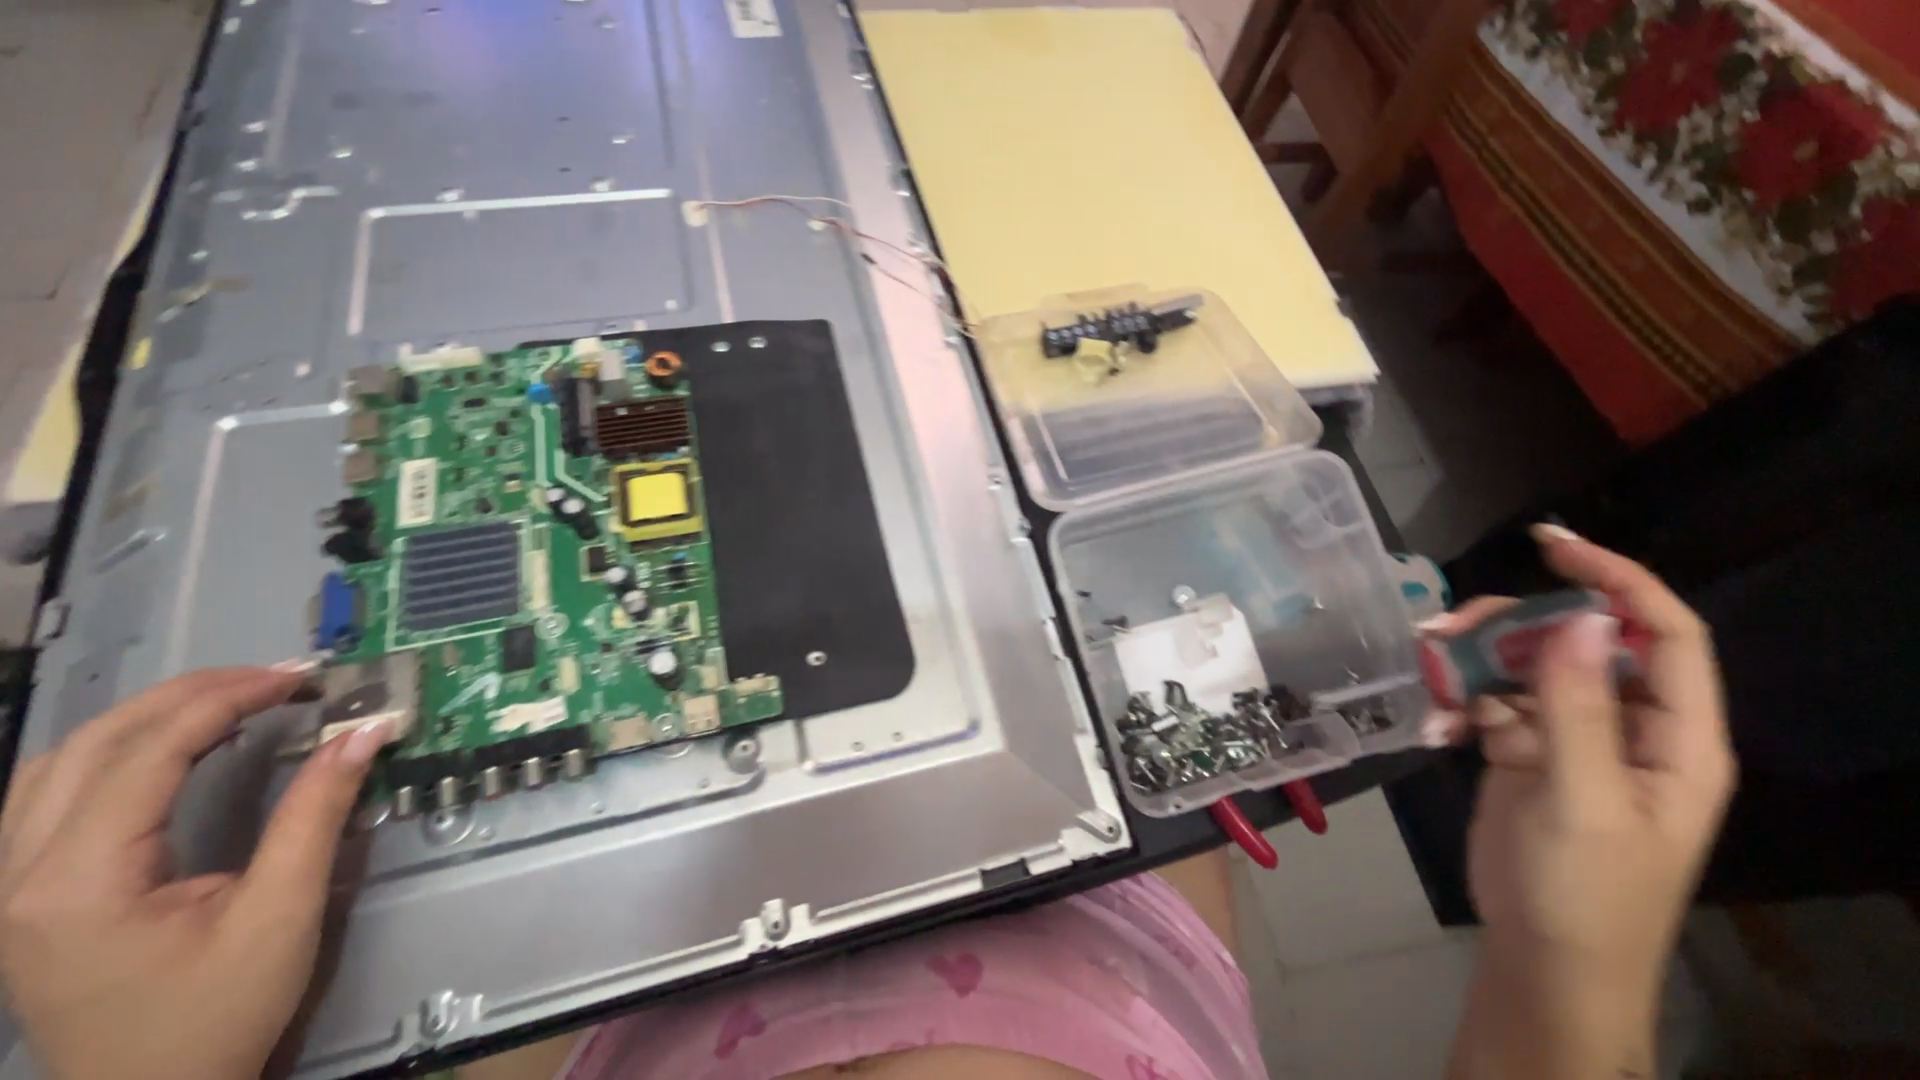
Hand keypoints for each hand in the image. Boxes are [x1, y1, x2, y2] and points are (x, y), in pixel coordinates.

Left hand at [0, 666, 392, 1079]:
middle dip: (190, 694)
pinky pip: (51, 793)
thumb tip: (364, 732)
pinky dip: (116, 751)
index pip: (148, 752)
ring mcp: (9, 884)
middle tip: (276, 678)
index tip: (300, 679)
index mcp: (79, 881)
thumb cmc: (221, 1011)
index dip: (227, 700)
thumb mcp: (282, 911)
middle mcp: (19, 873)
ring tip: (232, 700)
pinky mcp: (24, 892)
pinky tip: (170, 747)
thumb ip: (315, 813)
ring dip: (147, 717)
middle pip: (93, 743)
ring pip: (59, 761)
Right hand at [1435, 526, 1735, 1079]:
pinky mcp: (1524, 755)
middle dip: (1518, 626)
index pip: (1665, 635)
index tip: (1552, 547)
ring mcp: (1572, 741)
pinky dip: (1460, 704)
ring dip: (1477, 662)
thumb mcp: (1582, 800)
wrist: (1542, 961)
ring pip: (1528, 669)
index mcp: (1675, 739)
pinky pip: (1493, 705)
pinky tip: (1434, 724)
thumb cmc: (1582, 891)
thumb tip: (1579, 620)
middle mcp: (1629, 728)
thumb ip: (1577, 708)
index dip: (1619, 582)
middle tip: (1453, 626)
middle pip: (1582, 643)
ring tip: (1429, 666)